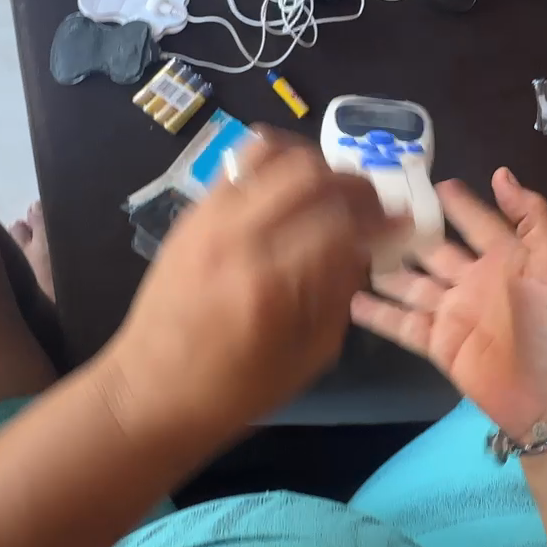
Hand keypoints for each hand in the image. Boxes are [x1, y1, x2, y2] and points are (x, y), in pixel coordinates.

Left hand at [99, 130, 400, 433]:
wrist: (146, 393)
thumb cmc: (233, 391)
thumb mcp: (308, 356)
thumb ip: (341, 292)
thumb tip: (364, 244)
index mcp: (270, 284)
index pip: (341, 223)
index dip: (381, 220)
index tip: (400, 225)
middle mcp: (239, 238)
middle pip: (312, 175)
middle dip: (355, 185)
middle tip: (371, 206)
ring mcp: (211, 217)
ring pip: (277, 154)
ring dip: (318, 164)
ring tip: (332, 189)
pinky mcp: (195, 211)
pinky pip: (242, 160)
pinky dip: (279, 159)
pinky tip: (294, 182)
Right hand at [351, 168, 546, 440]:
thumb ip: (531, 217)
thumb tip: (501, 172)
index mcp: (507, 258)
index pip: (477, 222)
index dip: (457, 203)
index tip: (429, 181)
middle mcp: (476, 279)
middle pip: (436, 249)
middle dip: (410, 231)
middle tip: (373, 210)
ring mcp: (455, 313)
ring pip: (413, 283)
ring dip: (387, 267)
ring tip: (352, 247)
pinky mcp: (440, 345)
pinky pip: (404, 324)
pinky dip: (379, 313)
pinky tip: (351, 298)